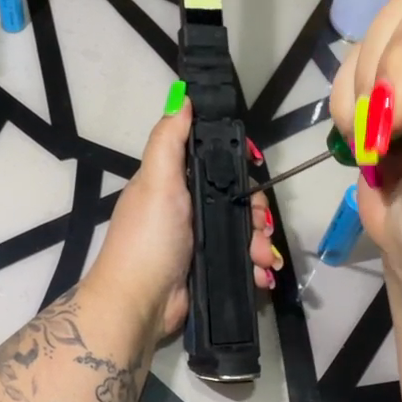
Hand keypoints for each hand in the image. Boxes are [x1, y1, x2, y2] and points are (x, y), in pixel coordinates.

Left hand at [84, 102, 277, 335]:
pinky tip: (261, 275)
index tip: (254, 170)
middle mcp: (185, 209)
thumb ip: (168, 140)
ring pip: (243, 231)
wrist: (139, 303)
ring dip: (260, 243)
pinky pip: (240, 261)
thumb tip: (181, 98)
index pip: (214, 163)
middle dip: (256, 212)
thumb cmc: (148, 237)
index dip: (238, 165)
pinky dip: (255, 267)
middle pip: (236, 199)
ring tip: (262, 259)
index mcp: (172, 184)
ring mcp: (196, 241)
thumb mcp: (156, 181)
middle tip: (261, 227)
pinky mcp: (207, 269)